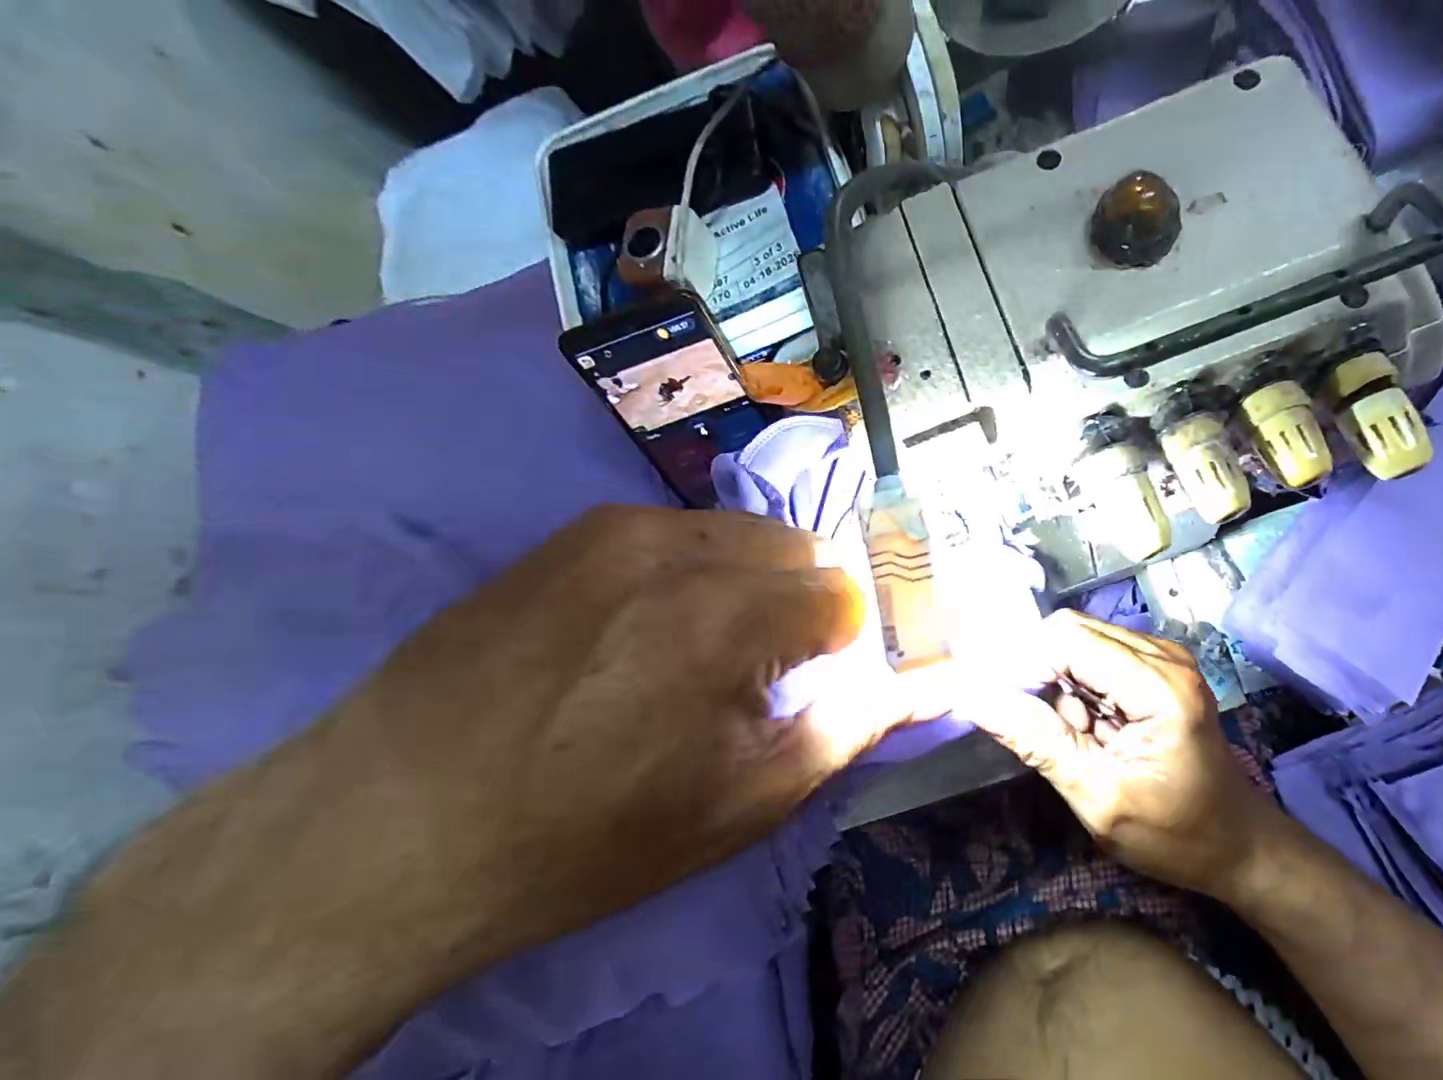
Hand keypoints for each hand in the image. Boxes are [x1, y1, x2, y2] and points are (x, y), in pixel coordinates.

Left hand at [317, 505, 948, 934]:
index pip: (843, 592)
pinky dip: (692, 570)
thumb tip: (921, 686)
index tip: (812, 683)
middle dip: (803, 603)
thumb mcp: (741, 804)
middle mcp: (676, 547)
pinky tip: (641, 629)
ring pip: (738, 532)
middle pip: (799, 546)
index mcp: (726, 616)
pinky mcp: (567, 535)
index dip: (842, 643)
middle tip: (762, 669)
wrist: (388, 832)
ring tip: (699, 648)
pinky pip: (673, 533)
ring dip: (750, 581)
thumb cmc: (586, 836)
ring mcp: (614, 530)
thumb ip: (846, 729)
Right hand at [969, 610, 1287, 899]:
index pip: (1067, 639)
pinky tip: (1090, 728)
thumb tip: (974, 698)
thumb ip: (1037, 743)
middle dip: (1039, 673)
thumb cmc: (1174, 834)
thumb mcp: (1098, 798)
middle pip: (1071, 631)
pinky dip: (1077, 688)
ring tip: (1075, 737)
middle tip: (1036, 727)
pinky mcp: (1156, 665)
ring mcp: (1163, 655)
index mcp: (1159, 686)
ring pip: (1079, 641)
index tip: (1002, 703)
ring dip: (1059, 684)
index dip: (1024, 663)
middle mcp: (1164, 654)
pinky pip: (1096, 655)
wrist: (1236, 844)